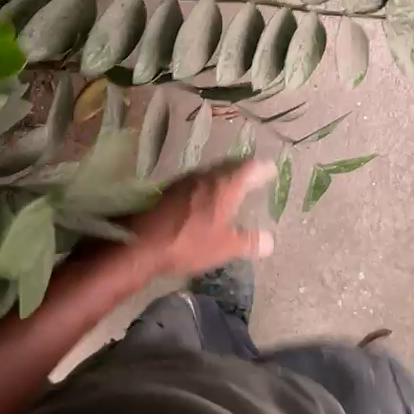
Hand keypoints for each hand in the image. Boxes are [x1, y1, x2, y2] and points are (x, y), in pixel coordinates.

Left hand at [126, 158, 275, 278]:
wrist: (142, 242)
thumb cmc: (189, 243)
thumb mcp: (224, 247)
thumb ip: (248, 242)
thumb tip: (270, 240)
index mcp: (225, 186)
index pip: (249, 168)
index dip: (262, 168)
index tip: (271, 168)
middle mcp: (206, 176)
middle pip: (229, 166)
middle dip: (242, 168)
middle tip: (252, 172)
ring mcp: (185, 180)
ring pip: (210, 172)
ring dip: (222, 175)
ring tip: (229, 182)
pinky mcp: (168, 189)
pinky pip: (195, 181)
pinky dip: (205, 185)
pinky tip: (203, 195)